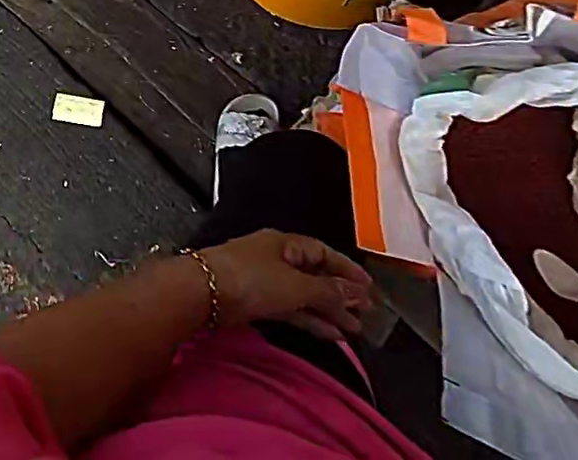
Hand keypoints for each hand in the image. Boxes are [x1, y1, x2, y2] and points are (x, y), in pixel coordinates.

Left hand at [200, 230, 372, 341]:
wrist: (206, 292)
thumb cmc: (250, 278)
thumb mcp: (297, 284)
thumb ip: (329, 290)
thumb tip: (358, 292)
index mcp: (283, 243)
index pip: (322, 251)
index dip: (346, 269)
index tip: (370, 287)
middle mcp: (275, 257)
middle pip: (314, 273)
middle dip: (341, 293)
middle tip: (367, 313)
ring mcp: (265, 279)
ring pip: (304, 293)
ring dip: (329, 310)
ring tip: (354, 329)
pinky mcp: (257, 299)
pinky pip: (291, 308)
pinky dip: (311, 319)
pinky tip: (331, 334)